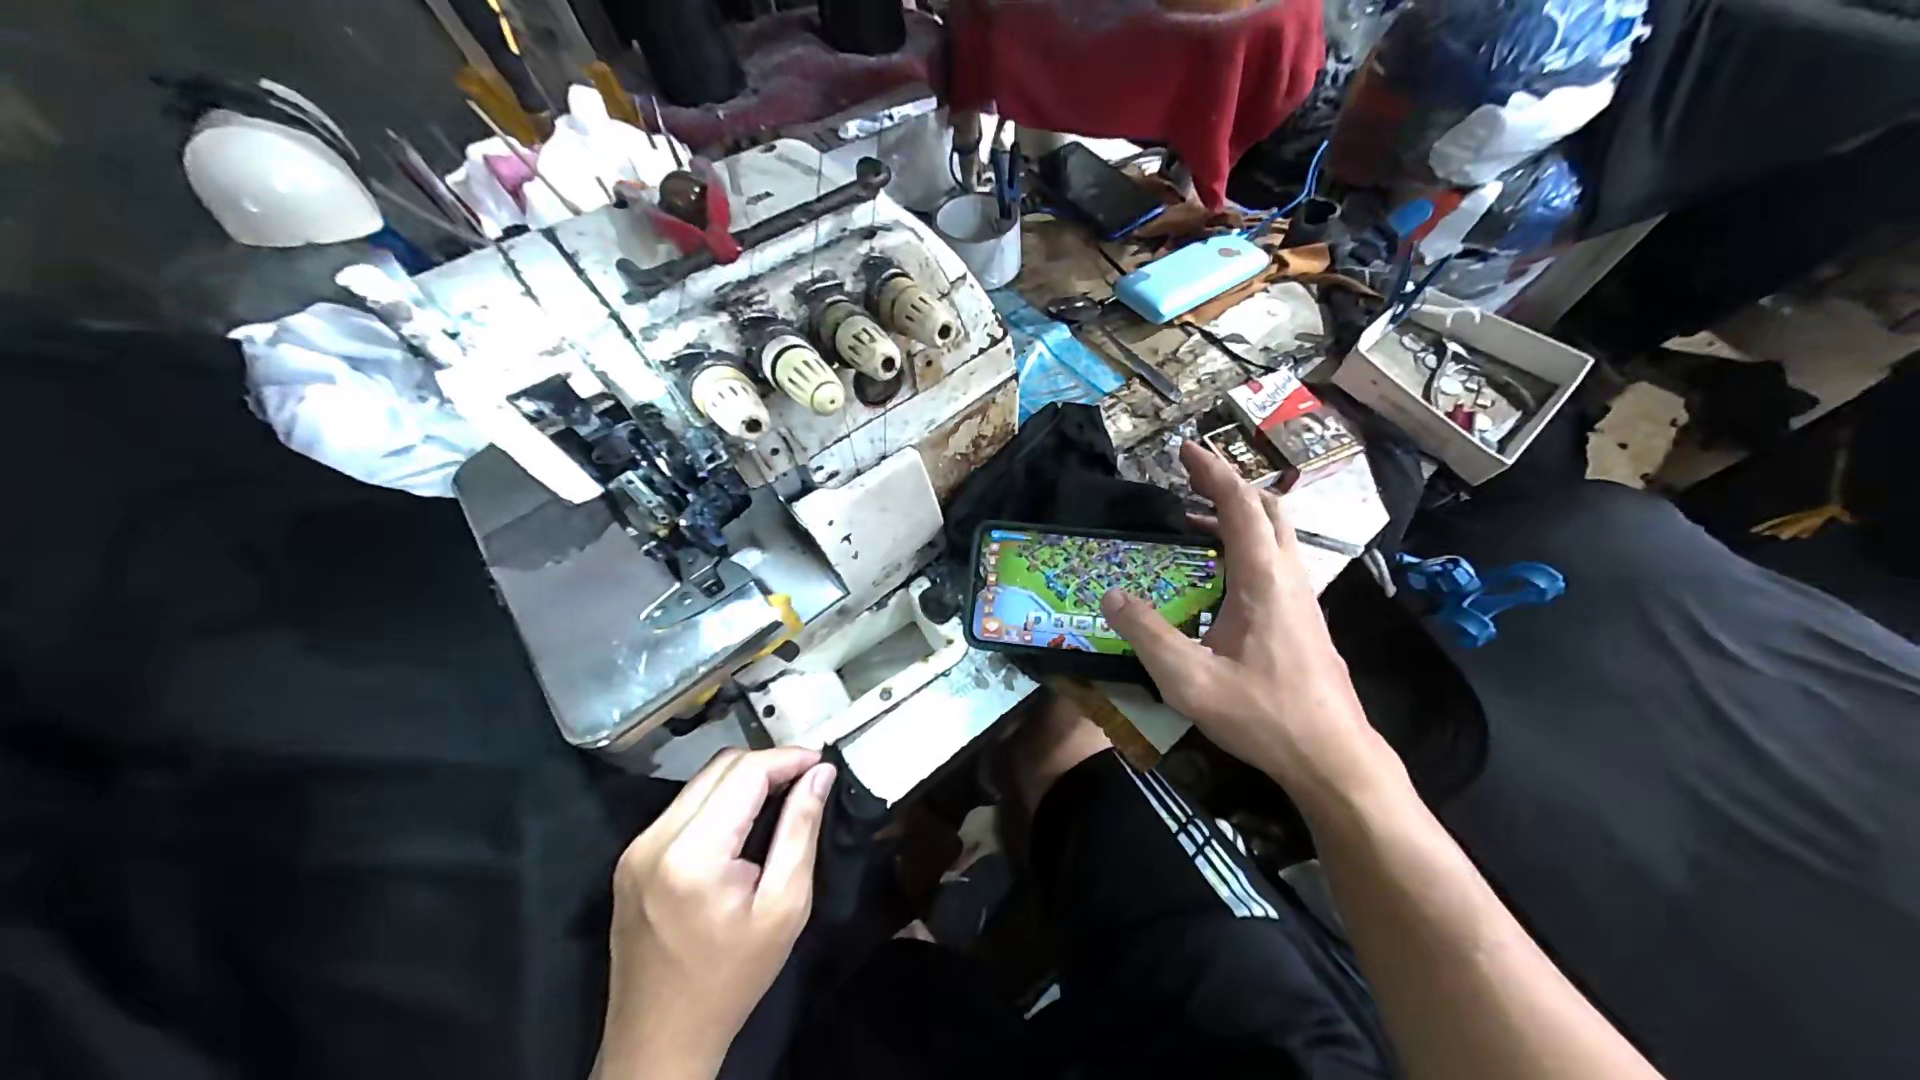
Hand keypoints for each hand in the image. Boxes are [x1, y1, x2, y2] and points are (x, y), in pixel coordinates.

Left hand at [593, 747, 835, 1079]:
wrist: (659, 1038)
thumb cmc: (732, 978)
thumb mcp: (784, 906)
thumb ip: (801, 830)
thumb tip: (820, 774)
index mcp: (692, 853)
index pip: (745, 772)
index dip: (788, 758)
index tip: (822, 761)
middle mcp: (655, 839)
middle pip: (720, 767)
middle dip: (768, 763)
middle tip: (808, 777)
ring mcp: (637, 847)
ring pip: (700, 782)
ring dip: (743, 778)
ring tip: (783, 793)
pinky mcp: (632, 858)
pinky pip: (684, 807)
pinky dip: (720, 800)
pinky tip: (745, 820)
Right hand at [1101, 441, 1398, 813]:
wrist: (1333, 757)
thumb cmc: (1262, 715)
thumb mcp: (1189, 680)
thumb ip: (1146, 634)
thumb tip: (1112, 595)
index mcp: (1263, 580)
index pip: (1239, 506)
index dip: (1211, 472)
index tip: (1184, 449)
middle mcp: (1289, 578)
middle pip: (1266, 509)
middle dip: (1227, 485)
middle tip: (1188, 480)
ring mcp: (1303, 599)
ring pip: (1277, 535)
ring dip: (1238, 515)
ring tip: (1194, 522)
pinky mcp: (1305, 619)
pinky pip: (1277, 560)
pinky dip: (1246, 545)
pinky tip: (1220, 575)